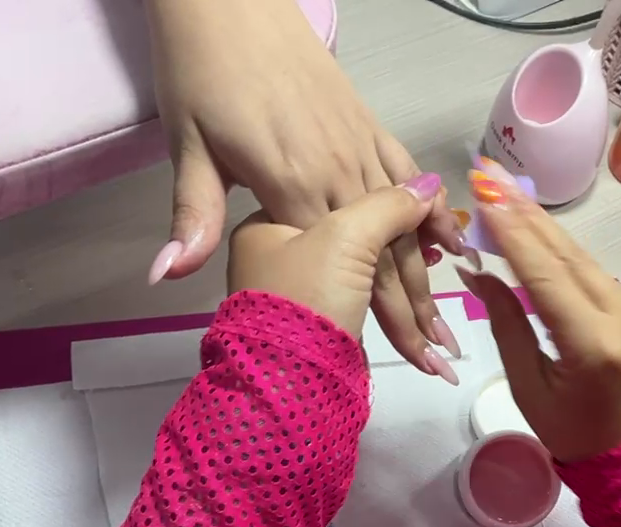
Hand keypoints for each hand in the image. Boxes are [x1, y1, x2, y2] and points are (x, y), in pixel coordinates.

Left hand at [143, 0, 465, 381]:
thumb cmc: (200, 73)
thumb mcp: (187, 146)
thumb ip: (195, 216)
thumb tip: (169, 276)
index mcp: (294, 187)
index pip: (350, 267)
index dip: (384, 318)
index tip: (411, 359)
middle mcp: (338, 172)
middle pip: (387, 254)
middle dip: (416, 312)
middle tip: (442, 357)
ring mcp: (359, 146)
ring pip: (405, 222)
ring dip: (428, 275)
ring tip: (448, 322)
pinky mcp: (368, 125)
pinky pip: (407, 173)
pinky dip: (432, 209)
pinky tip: (451, 240)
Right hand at [458, 160, 620, 462]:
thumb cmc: (574, 436)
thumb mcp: (530, 389)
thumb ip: (508, 326)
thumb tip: (480, 272)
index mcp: (594, 345)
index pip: (546, 275)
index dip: (512, 232)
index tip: (486, 192)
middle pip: (569, 256)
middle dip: (527, 214)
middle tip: (491, 172)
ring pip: (586, 263)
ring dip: (546, 232)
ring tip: (508, 194)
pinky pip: (600, 280)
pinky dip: (568, 259)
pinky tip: (541, 238)